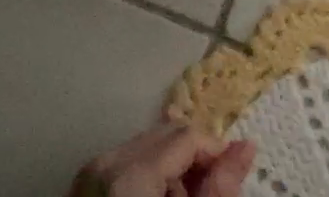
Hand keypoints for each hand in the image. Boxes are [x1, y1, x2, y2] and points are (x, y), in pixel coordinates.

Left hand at [68, 122, 255, 196]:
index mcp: (129, 175)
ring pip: (147, 150)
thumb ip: (218, 191)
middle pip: (166, 138)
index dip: (216, 154)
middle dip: (192, 163)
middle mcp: (104, 164)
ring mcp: (88, 176)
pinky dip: (147, 182)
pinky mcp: (82, 188)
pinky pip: (125, 165)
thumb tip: (245, 148)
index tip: (231, 180)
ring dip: (171, 174)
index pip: (187, 137)